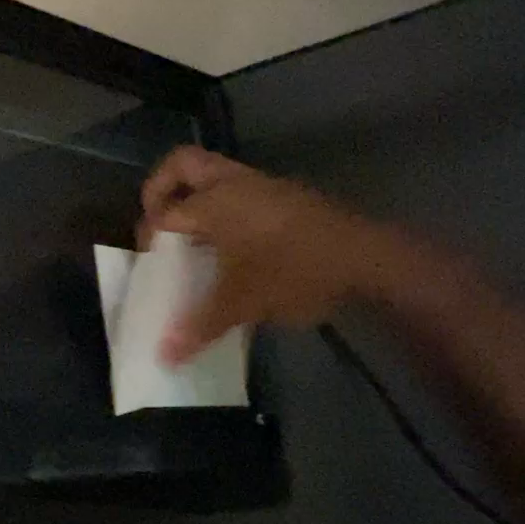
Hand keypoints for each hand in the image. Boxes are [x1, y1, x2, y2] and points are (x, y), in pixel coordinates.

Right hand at [139, 147, 395, 363]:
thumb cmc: (295, 273)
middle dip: (161, 189)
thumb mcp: (242, 304)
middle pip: (181, 165)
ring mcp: (265, 186)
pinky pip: (242, 192)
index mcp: (213, 203)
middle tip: (160, 223)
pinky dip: (226, 209)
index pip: (161, 211)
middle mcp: (233, 184)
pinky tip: (235, 245)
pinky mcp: (290, 197)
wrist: (375, 262)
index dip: (149, 235)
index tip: (154, 261)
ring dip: (197, 199)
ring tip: (195, 238)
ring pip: (216, 176)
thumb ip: (199, 327)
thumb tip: (163, 358)